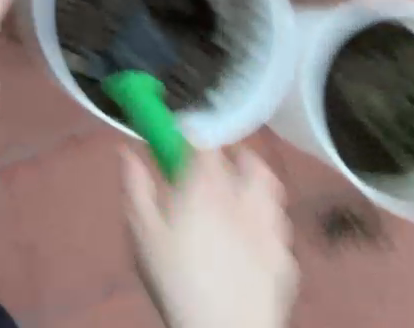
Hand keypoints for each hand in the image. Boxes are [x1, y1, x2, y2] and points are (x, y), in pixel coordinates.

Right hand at [124, 146, 297, 327]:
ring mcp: (270, 233)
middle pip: (252, 165)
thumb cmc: (173, 278)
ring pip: (272, 194)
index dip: (194, 134)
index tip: (179, 135)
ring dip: (255, 184)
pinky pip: (279, 227)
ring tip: (235, 191)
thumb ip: (137, 187)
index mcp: (206, 191)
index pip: (206, 147)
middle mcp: (243, 205)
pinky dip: (265, 218)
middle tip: (216, 159)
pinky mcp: (286, 262)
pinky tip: (249, 232)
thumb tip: (127, 151)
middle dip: (236, 154)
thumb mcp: (141, 230)